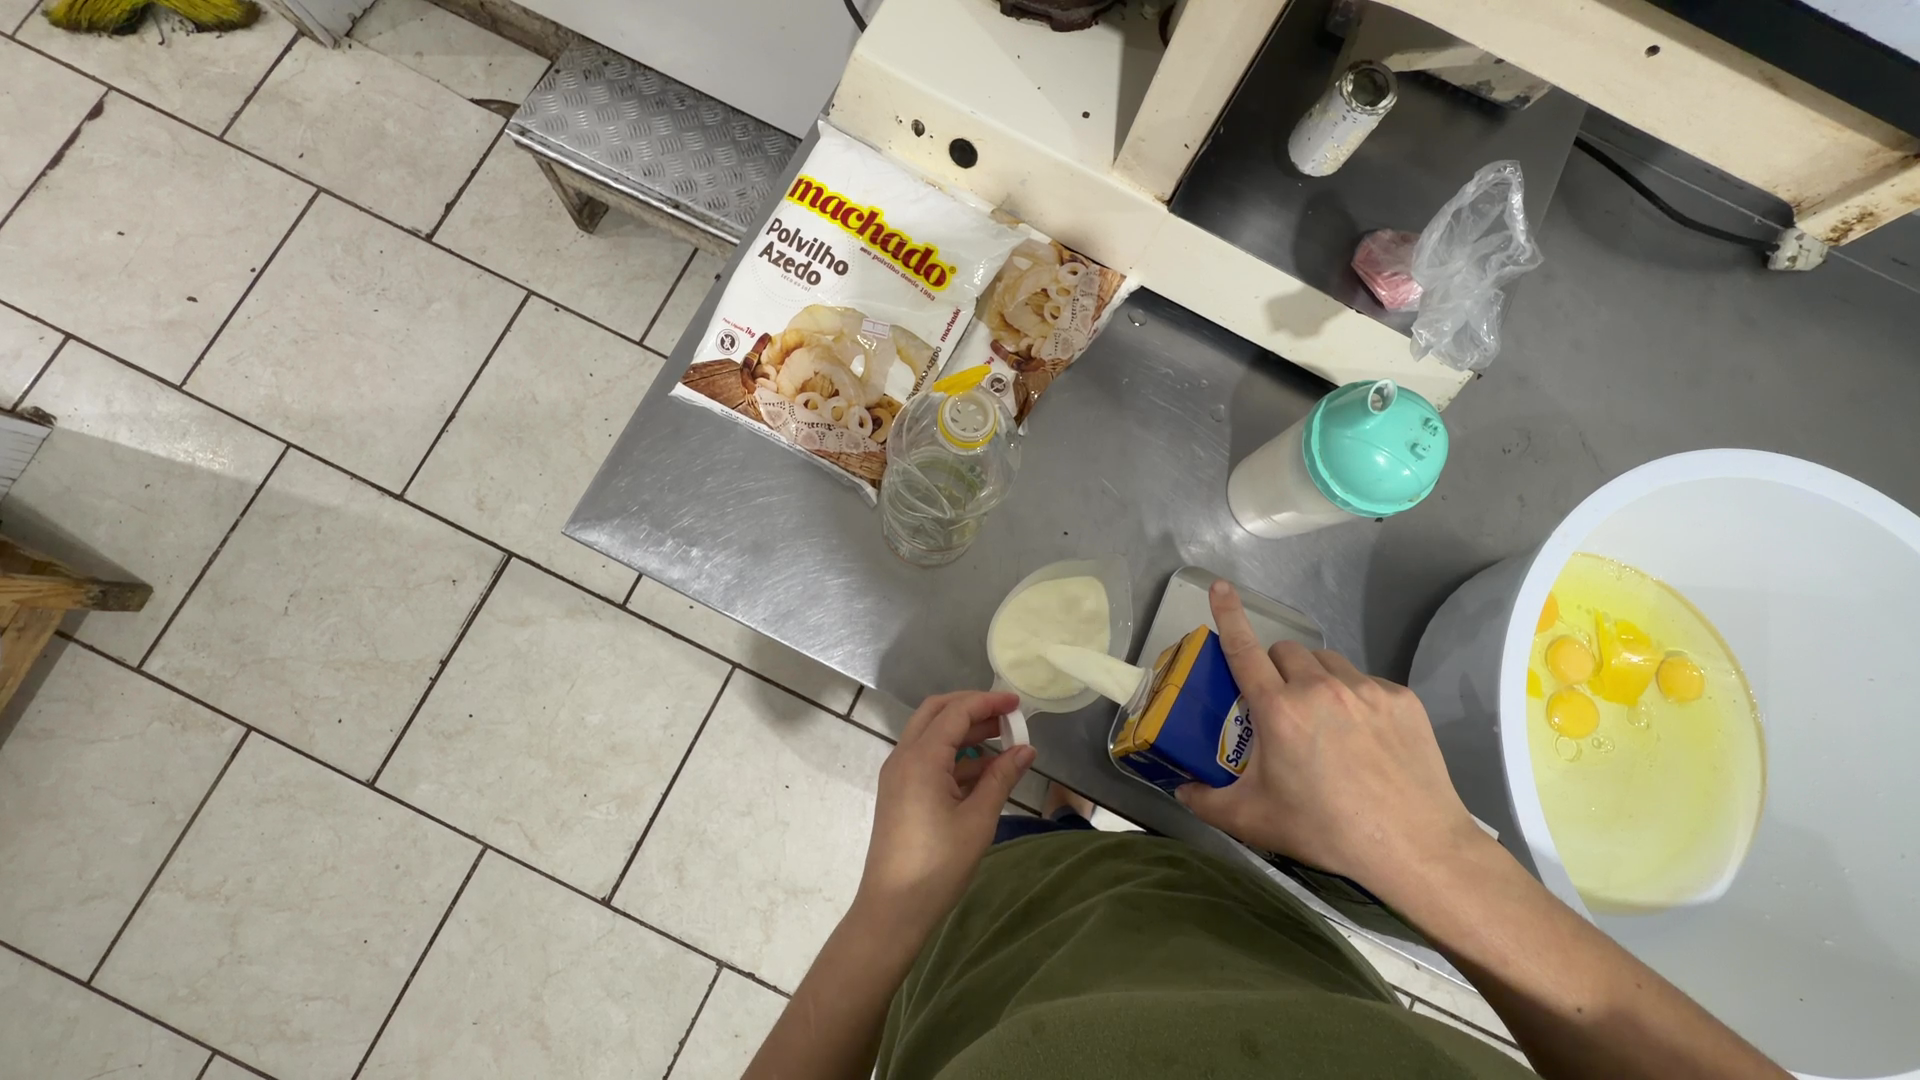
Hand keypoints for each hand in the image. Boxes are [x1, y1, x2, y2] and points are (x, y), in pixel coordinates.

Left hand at [858, 691, 1034, 923]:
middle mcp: (904, 756)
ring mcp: (898, 774)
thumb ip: (1001, 778)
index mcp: (921, 757)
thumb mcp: (978, 819)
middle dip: (972, 708)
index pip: (956, 712)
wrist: (893, 908)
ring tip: (1004, 742)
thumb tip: (1026, 750)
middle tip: (1007, 716)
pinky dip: (955, 756)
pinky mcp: (900, 792)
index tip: (1018, 703)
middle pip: (937, 713)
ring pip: (932, 735)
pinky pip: (927, 758)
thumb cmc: (938, 864)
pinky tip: (985, 771)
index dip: (988, 702)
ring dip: (965, 732)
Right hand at [1175, 581, 1481, 890]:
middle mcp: (1319, 688)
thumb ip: (1207, 801)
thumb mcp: (1253, 820)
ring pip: (1326, 662)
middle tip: (1277, 706)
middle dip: (1273, 668)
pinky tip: (1362, 736)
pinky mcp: (1401, 699)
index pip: (1243, 649)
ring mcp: (1365, 690)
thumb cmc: (1325, 830)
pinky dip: (1353, 697)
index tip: (1220, 587)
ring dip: (1312, 678)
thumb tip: (1183, 789)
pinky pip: (1365, 682)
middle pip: (1285, 651)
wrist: (1414, 847)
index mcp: (1278, 710)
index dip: (1228, 615)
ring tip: (1321, 719)